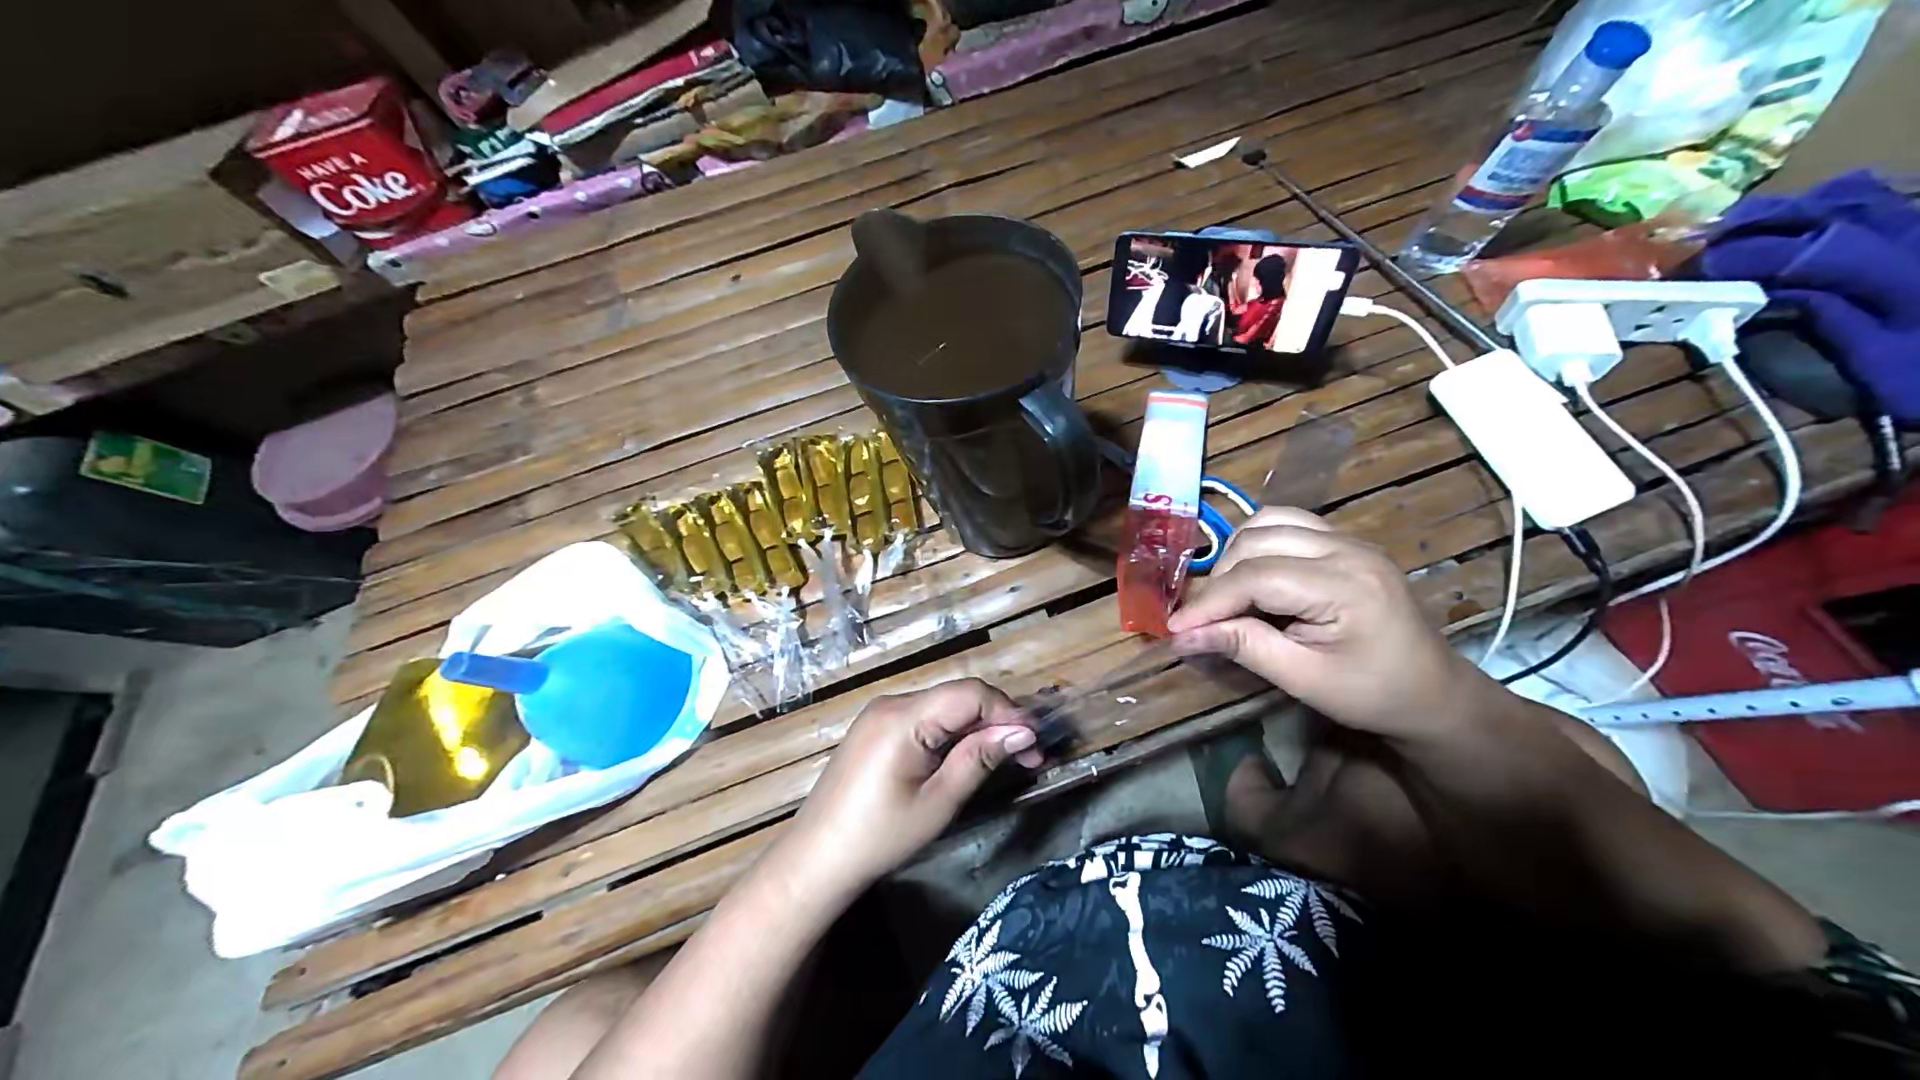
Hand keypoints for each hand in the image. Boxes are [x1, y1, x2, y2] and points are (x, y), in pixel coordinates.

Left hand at [780, 679, 1040, 897]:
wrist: (816, 859)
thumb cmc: (880, 836)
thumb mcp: (938, 801)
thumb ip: (979, 758)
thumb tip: (1023, 733)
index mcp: (903, 717)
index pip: (970, 693)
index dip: (1008, 713)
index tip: (1036, 744)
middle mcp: (891, 702)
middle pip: (958, 696)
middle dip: (997, 721)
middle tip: (1029, 756)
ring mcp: (880, 713)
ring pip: (943, 705)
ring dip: (977, 727)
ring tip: (1005, 758)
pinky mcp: (876, 727)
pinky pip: (925, 717)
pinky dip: (952, 732)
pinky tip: (968, 755)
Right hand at [1166, 507, 1493, 740]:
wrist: (1434, 693)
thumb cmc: (1372, 694)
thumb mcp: (1304, 679)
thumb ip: (1244, 647)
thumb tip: (1182, 636)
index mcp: (1346, 586)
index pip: (1257, 577)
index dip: (1210, 601)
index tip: (1176, 628)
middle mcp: (1348, 550)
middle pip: (1258, 541)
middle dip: (1221, 579)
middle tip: (1205, 619)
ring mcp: (1350, 540)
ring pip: (1269, 521)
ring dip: (1237, 554)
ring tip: (1228, 594)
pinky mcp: (1346, 542)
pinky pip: (1289, 523)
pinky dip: (1259, 543)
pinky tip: (1253, 573)